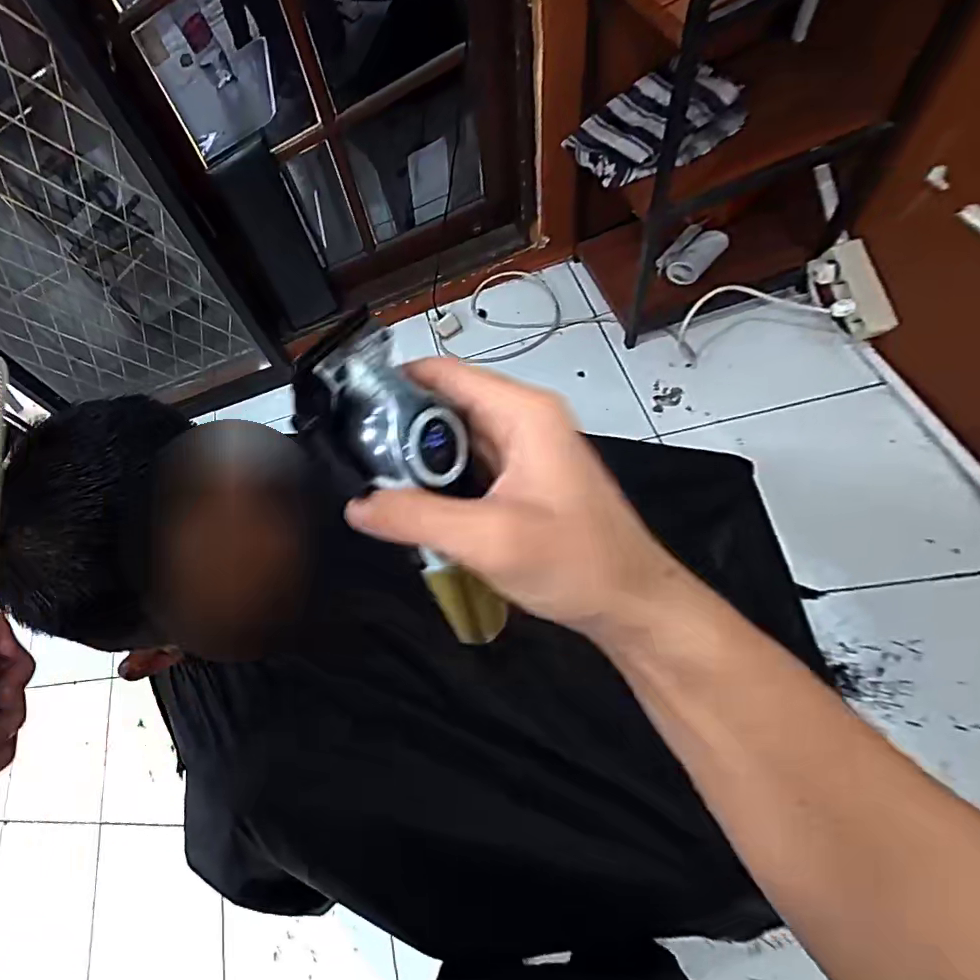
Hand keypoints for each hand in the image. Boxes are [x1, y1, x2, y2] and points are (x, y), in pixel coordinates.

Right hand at [343, 358, 696, 639]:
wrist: (632, 607)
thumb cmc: (579, 564)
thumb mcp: (489, 539)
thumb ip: (416, 516)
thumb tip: (357, 505)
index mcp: (521, 413)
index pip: (439, 372)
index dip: (389, 382)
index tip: (346, 409)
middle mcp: (517, 421)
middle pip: (436, 403)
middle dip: (389, 425)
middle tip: (351, 454)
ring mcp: (514, 451)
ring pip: (441, 436)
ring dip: (404, 455)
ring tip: (366, 477)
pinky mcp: (508, 480)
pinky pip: (452, 465)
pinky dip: (424, 478)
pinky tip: (401, 501)